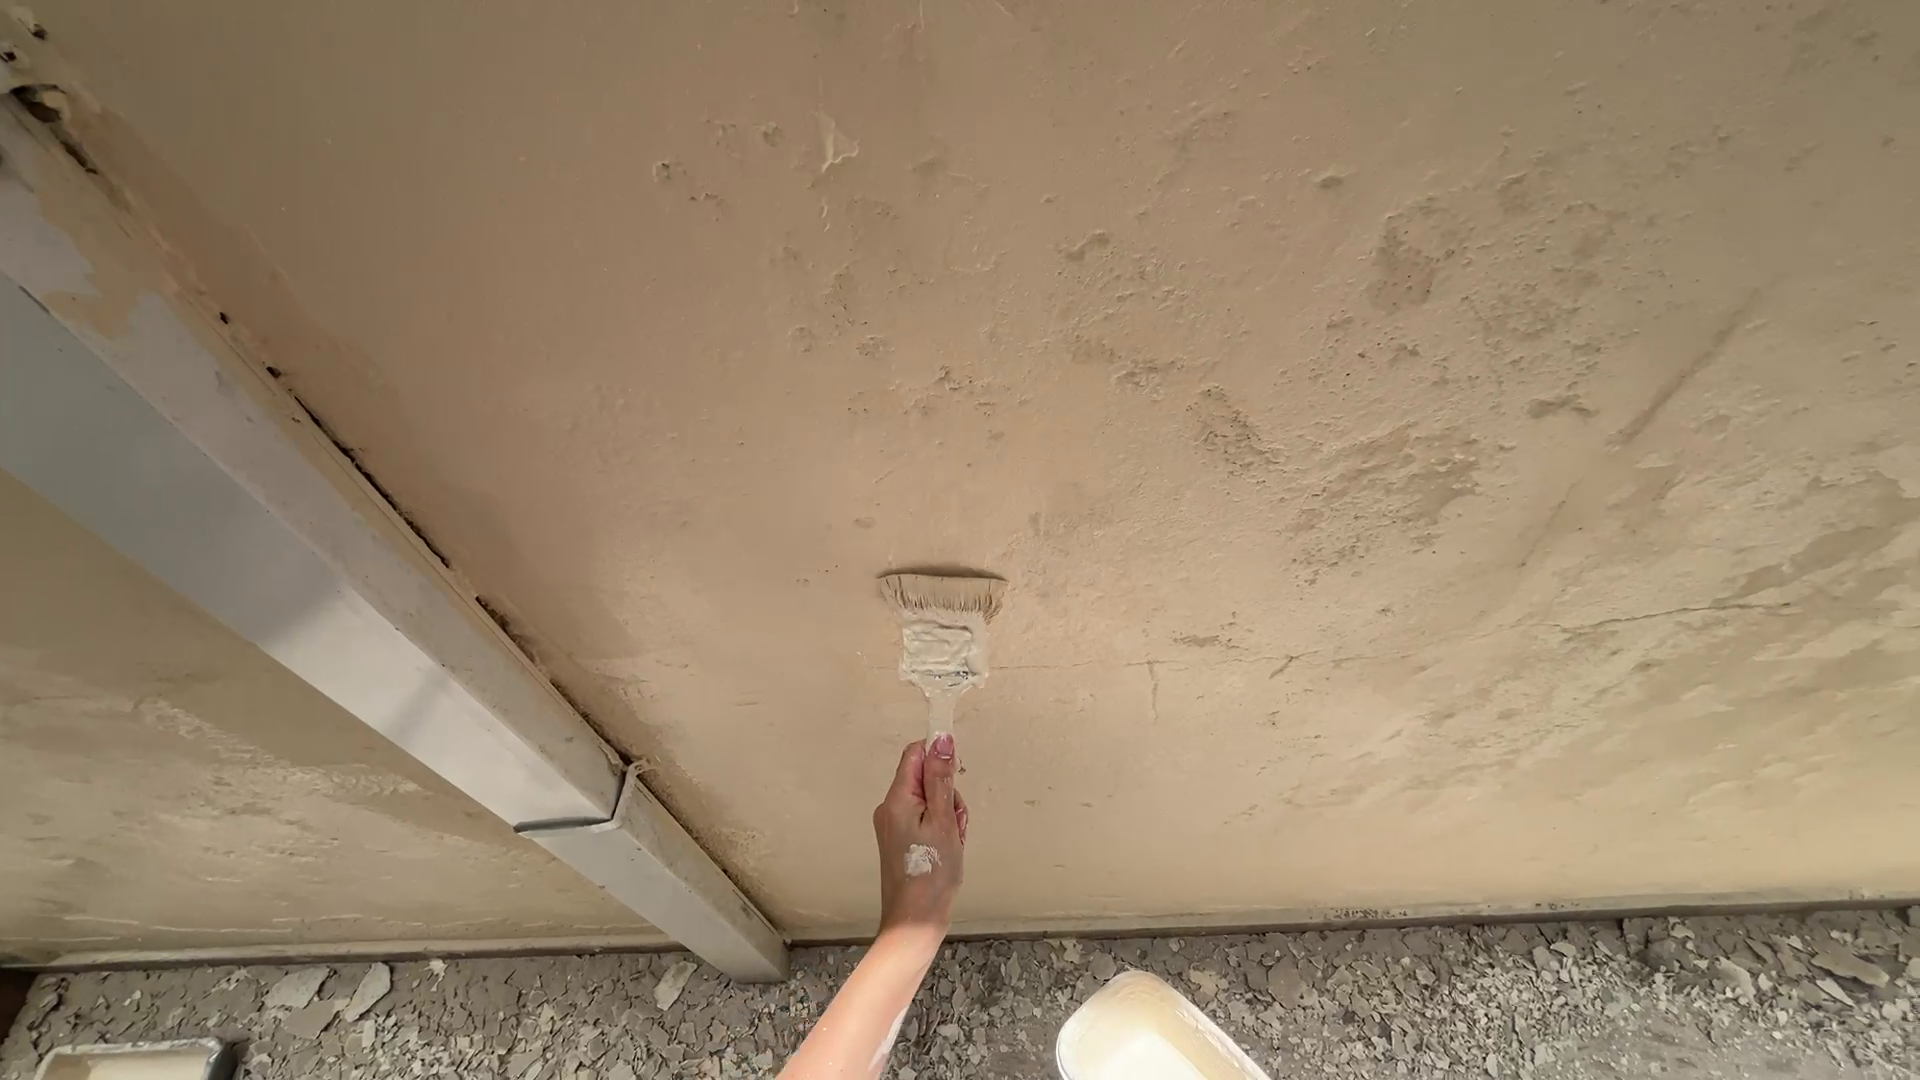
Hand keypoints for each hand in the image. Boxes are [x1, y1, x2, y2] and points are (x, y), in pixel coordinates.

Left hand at [872, 734, 967, 937]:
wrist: (915, 921)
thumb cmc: (932, 872)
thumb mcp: (944, 820)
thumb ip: (941, 778)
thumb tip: (941, 738)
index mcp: (897, 798)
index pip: (915, 754)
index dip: (938, 757)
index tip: (956, 778)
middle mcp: (890, 807)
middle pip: (924, 778)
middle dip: (948, 794)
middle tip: (955, 823)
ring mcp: (893, 824)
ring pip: (928, 800)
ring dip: (947, 814)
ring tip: (952, 841)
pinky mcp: (900, 839)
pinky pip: (924, 818)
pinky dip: (940, 828)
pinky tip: (946, 849)